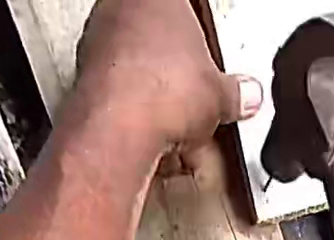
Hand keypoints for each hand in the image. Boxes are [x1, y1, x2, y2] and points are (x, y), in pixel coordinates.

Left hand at [71, 0, 262, 154]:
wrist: (124, 125)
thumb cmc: (166, 89)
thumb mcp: (220, 95)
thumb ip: (237, 94)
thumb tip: (248, 95)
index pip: (183, 7)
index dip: (197, 36)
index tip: (205, 60)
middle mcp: (122, 6)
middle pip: (156, 36)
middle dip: (175, 70)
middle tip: (193, 96)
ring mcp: (98, 38)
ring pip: (136, 65)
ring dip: (156, 93)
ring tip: (176, 124)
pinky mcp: (86, 76)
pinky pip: (119, 93)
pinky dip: (136, 112)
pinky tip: (153, 133)